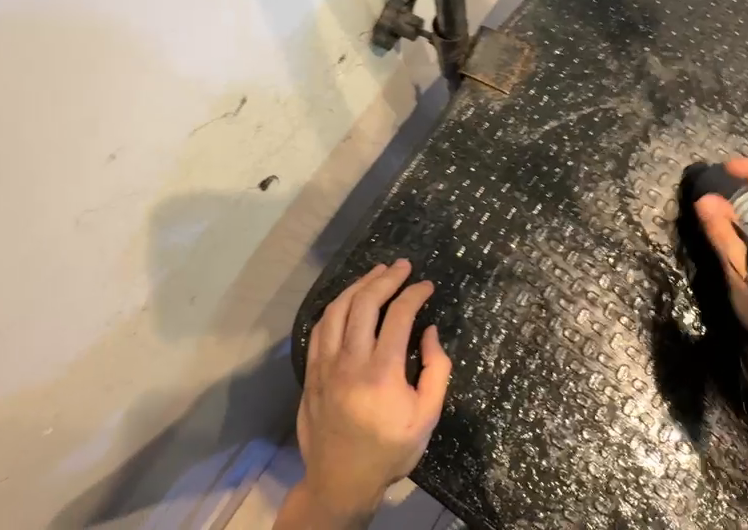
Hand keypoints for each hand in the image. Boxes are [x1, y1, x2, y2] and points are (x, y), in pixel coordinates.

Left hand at [277, 260, 449, 529]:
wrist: (341, 483)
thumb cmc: (390, 451)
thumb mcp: (427, 417)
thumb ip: (436, 370)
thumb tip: (429, 332)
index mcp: (382, 372)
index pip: (399, 315)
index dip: (415, 293)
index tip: (427, 285)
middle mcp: (350, 362)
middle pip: (364, 303)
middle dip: (386, 277)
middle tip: (402, 265)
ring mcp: (326, 366)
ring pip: (336, 310)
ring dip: (358, 285)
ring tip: (376, 272)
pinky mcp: (311, 374)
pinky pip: (319, 329)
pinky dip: (335, 307)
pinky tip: (348, 300)